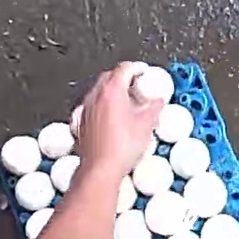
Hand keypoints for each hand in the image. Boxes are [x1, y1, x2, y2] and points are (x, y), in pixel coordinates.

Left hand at [73, 62, 164, 180]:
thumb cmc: (122, 147)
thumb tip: (158, 102)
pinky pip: (90, 106)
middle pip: (109, 77)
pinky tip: (107, 116)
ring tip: (125, 100)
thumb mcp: (146, 125)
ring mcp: (85, 109)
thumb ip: (154, 108)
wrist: (100, 170)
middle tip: (137, 84)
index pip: (124, 68)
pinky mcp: (80, 123)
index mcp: (112, 91)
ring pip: (98, 91)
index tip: (143, 71)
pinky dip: (100, 105)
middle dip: (123, 77)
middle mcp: (96, 96)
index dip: (136, 68)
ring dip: (111, 91)